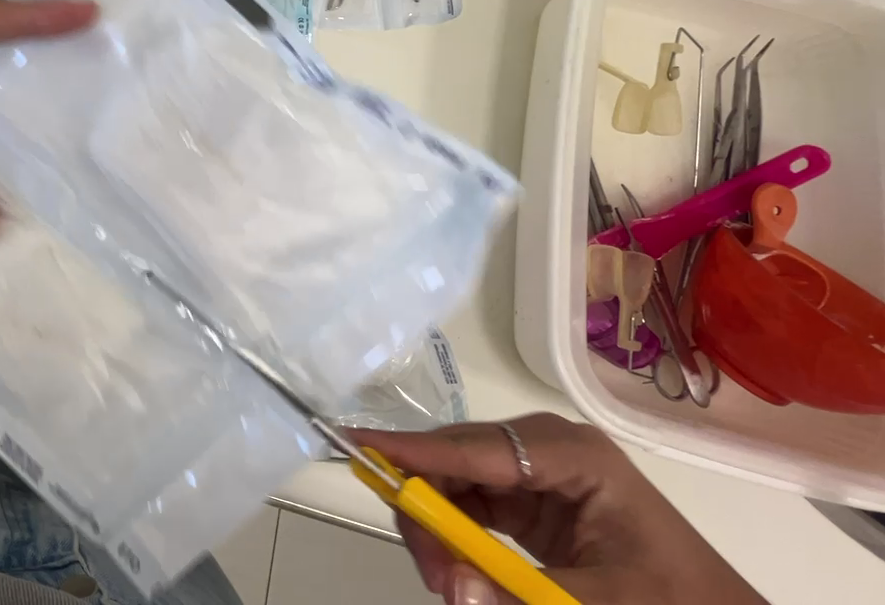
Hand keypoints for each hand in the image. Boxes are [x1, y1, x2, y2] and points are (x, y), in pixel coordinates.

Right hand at [353, 414, 766, 604]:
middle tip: (432, 573)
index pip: (474, 448)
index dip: (414, 451)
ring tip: (447, 581)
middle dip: (428, 510)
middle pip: (454, 462)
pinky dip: (452, 533)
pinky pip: (467, 501)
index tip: (357, 445)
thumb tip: (451, 587)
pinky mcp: (528, 495)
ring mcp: (534, 469)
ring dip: (437, 527)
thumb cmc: (678, 604)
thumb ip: (519, 597)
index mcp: (573, 455)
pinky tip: (455, 566)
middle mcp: (545, 448)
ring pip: (452, 482)